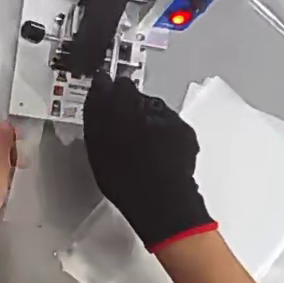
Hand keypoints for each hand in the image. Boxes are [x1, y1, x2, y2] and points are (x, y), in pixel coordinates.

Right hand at [83, 75, 213, 249]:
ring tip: (139, 147)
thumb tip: (100, 84)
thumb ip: (97, 112)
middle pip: (137, 97)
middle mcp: (151, 105)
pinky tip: (157, 154)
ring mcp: (172, 119)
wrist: (159, 198)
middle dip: (129, 108)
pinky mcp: (186, 134)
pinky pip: (171, 128)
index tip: (104, 99)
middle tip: (120, 130)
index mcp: (124, 103)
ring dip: (147, 122)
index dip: (108, 91)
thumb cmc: (122, 176)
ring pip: (155, 112)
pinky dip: (164, 135)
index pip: (115, 84)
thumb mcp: (97, 145)